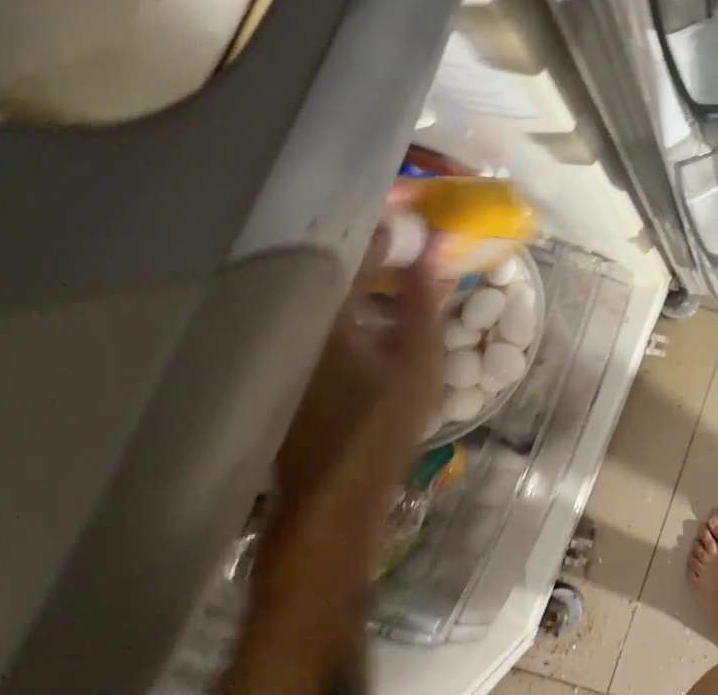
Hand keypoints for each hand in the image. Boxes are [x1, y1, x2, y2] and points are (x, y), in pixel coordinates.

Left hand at [274, 216, 446, 509]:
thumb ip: (423, 302)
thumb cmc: (381, 429)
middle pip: (337, 276)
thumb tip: (427, 252)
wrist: (336, 499)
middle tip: (409, 249)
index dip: (384, 233)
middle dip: (375, 258)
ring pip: (328, 302)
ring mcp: (289, 352)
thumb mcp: (422, 362)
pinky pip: (322, 327)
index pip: (355, 255)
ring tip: (401, 286)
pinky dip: (351, 316)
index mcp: (329, 318)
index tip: (409, 218)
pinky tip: (377, 327)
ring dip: (363, 289)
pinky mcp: (290, 375)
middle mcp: (299, 326)